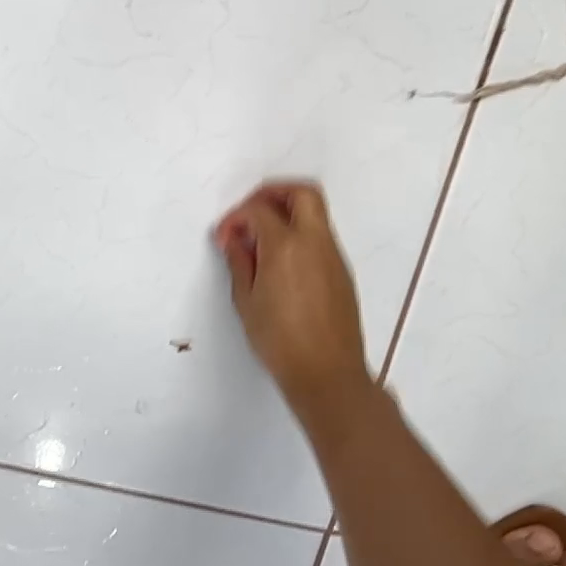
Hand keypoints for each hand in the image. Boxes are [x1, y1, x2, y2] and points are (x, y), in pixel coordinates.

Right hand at [214, 181, 373, 415]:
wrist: (327, 373)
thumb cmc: (279, 340)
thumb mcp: (246, 300)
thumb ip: (239, 262)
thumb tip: (235, 242)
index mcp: (286, 246)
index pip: (259, 210)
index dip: (236, 218)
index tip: (224, 238)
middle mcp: (315, 243)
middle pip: (301, 193)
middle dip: (272, 193)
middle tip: (250, 213)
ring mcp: (333, 256)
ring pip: (314, 213)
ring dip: (287, 214)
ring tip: (261, 242)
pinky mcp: (341, 273)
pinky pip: (320, 237)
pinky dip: (299, 234)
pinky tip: (280, 263)